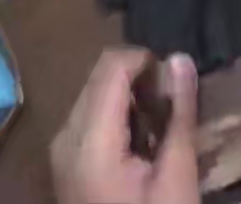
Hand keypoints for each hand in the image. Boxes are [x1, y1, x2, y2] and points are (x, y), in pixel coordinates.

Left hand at [52, 49, 198, 203]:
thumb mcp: (176, 182)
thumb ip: (178, 116)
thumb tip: (181, 58)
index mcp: (89, 137)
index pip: (111, 65)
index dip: (144, 60)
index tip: (176, 81)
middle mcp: (65, 134)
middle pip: (99, 77)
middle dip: (137, 78)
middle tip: (172, 103)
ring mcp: (60, 149)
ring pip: (92, 93)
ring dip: (126, 96)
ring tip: (160, 124)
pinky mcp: (64, 163)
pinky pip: (87, 117)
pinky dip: (114, 115)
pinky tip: (140, 143)